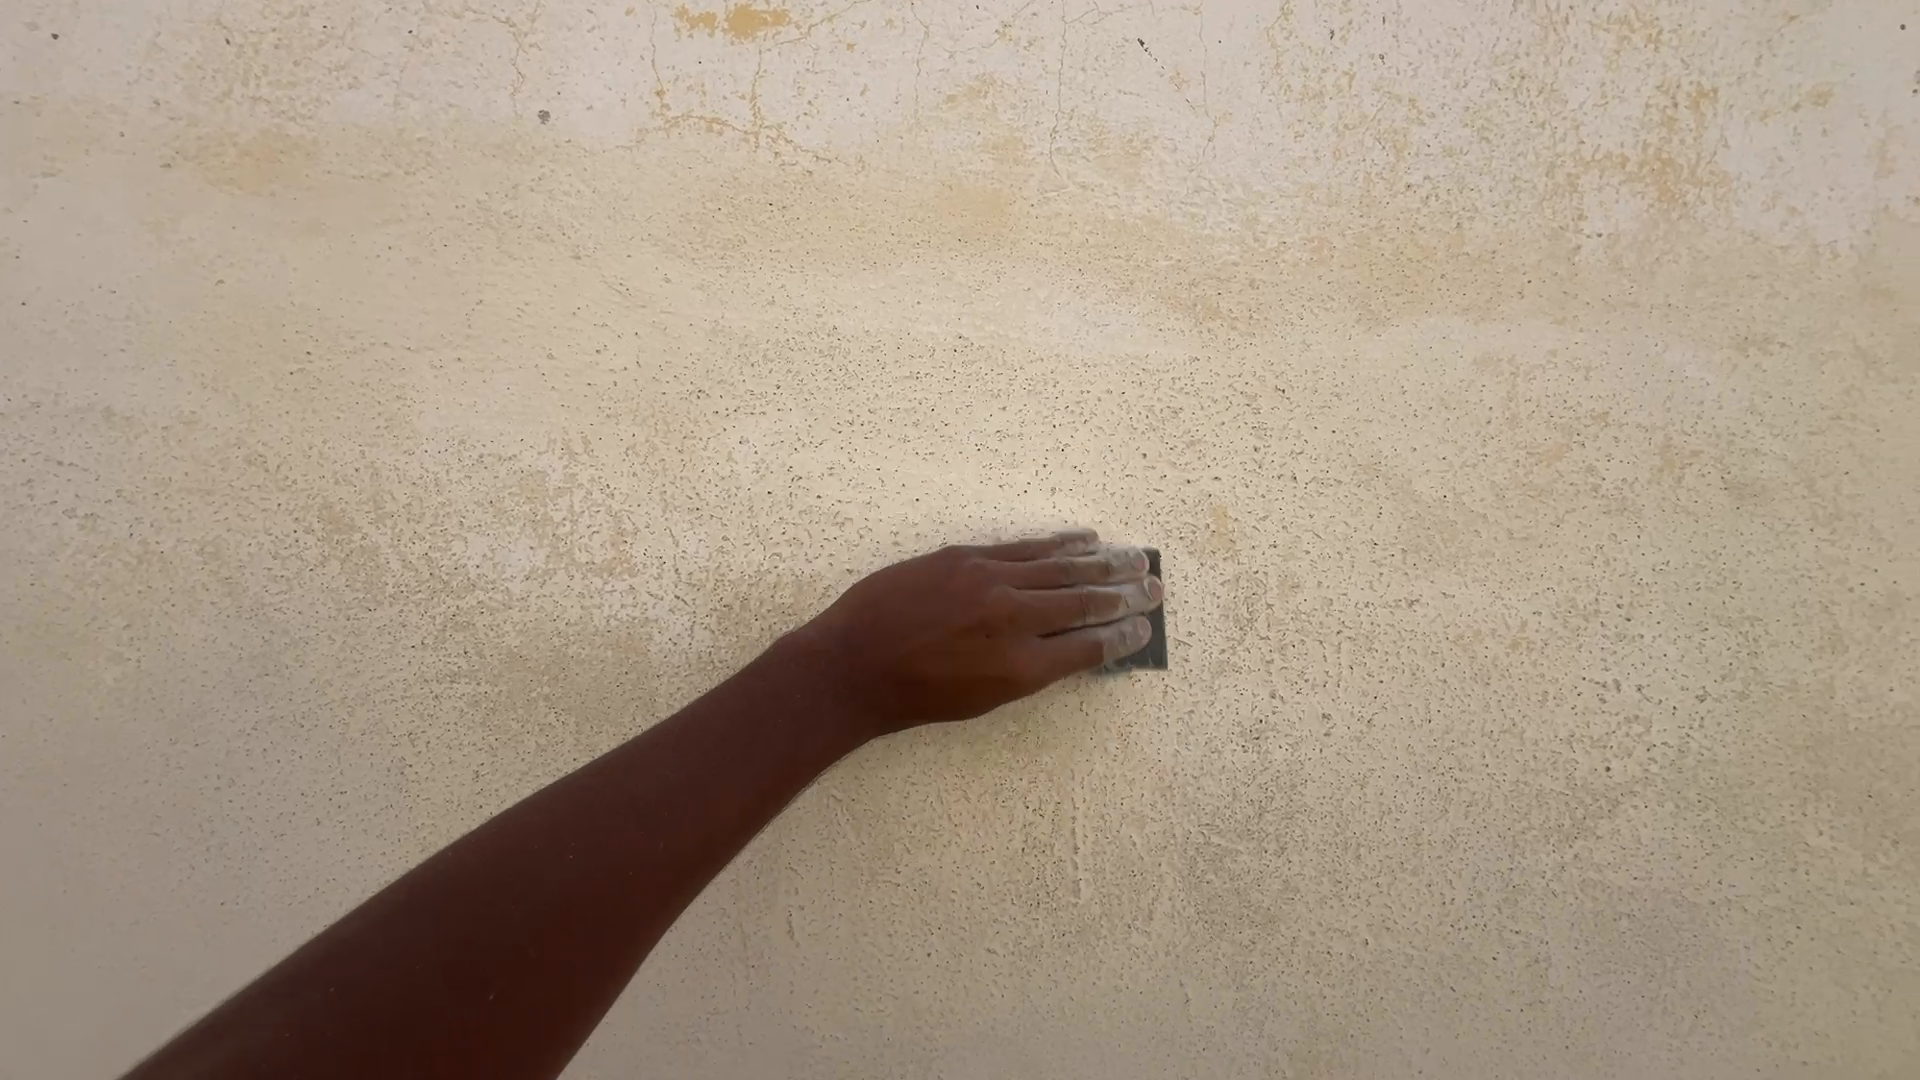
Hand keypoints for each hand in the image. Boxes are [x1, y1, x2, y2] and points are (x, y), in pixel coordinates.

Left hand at [786, 529, 1162, 736]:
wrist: (851, 665)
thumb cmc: (914, 696)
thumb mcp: (981, 700)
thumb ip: (1029, 670)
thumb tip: (1066, 646)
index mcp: (1021, 668)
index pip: (1089, 647)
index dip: (1123, 637)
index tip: (1146, 626)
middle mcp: (1014, 620)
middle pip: (1085, 602)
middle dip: (1126, 595)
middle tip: (1155, 585)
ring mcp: (990, 581)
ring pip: (1061, 568)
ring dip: (1103, 563)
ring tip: (1133, 558)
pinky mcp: (966, 557)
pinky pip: (1025, 547)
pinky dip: (1059, 543)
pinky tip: (1083, 539)